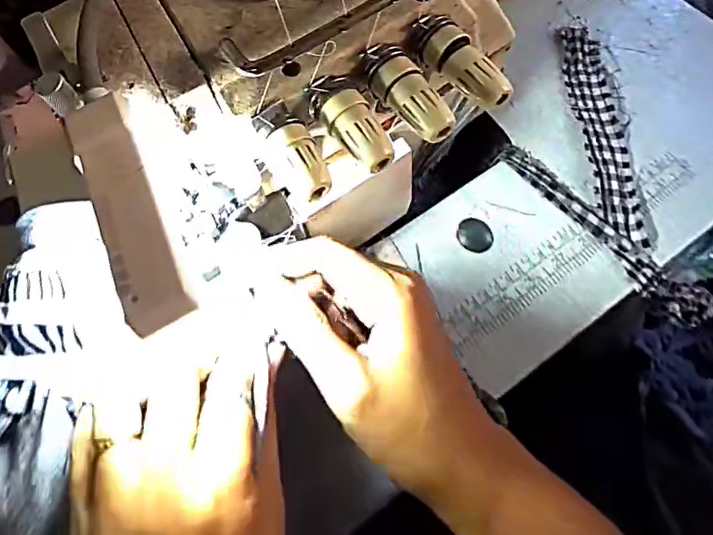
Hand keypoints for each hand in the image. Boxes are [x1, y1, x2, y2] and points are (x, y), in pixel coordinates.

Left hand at [71, 329, 281, 534]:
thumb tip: (268, 360)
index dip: (242, 349)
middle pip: (178, 371)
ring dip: (150, 373)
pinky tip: (134, 405)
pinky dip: (111, 401)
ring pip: (125, 384)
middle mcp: (161, 472)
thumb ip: (264, 425)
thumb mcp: (265, 503)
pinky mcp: (78, 492)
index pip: (231, 381)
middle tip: (212, 360)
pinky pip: (88, 419)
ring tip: (169, 381)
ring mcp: (112, 481)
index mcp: (216, 480)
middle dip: (200, 354)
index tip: (245, 337)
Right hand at [254, 238, 498, 501]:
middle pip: (331, 265)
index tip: (251, 275)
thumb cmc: (413, 430)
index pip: (324, 252)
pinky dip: (333, 321)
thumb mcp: (346, 384)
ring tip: (311, 350)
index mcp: (391, 290)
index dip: (282, 260)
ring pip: (340, 285)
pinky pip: (354, 303)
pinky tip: (332, 354)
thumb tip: (271, 290)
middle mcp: (400, 283)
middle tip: (271, 321)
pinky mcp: (399, 316)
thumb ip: (304, 330)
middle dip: (296, 289)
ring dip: (314, 308)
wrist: (460, 460)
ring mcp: (402, 298)